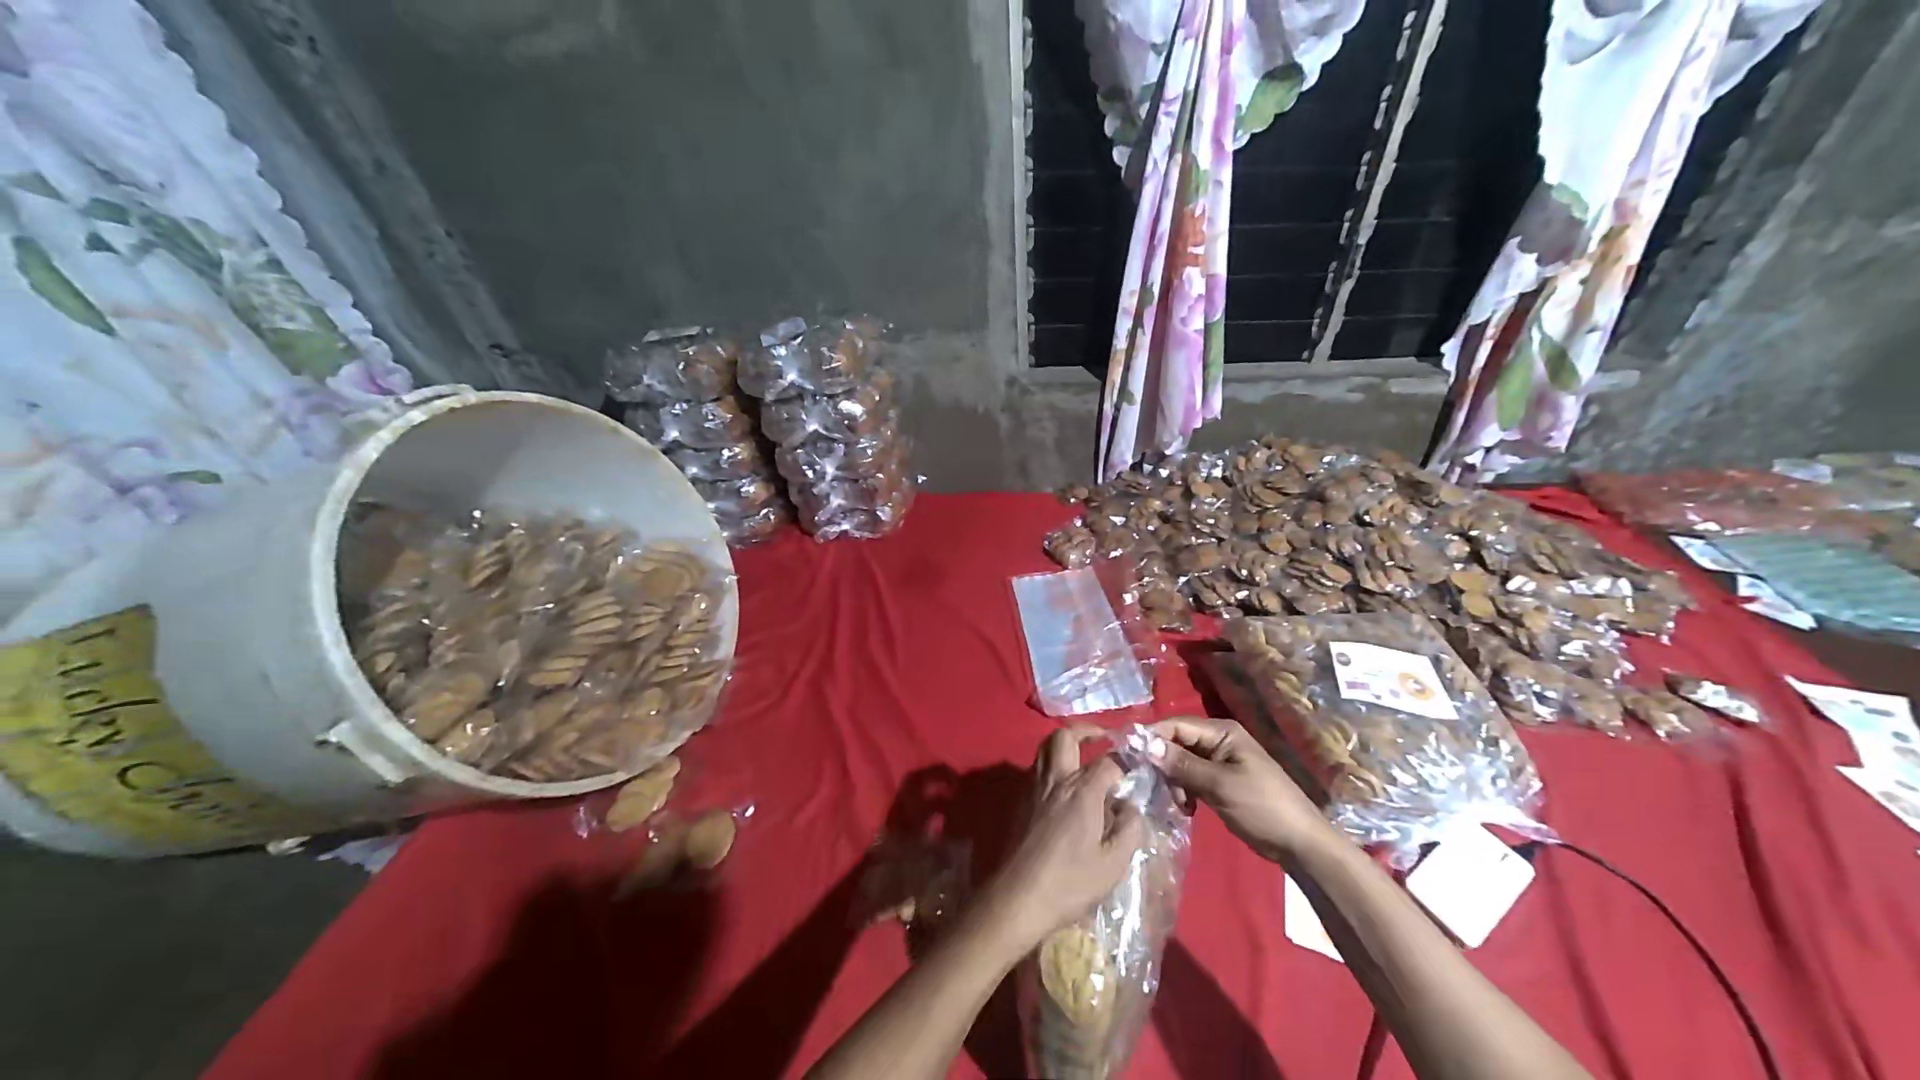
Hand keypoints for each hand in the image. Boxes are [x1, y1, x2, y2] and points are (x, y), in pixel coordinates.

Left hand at [978, 727, 1144, 952]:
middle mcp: (1055, 780)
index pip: (1109, 761)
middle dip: (1085, 731)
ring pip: (1045, 748)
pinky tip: (1064, 787)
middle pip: (1065, 736)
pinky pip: (1037, 768)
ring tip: (1083, 758)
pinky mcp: (1020, 801)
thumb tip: (1130, 807)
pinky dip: (1052, 765)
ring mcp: (1033, 788)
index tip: (1138, 765)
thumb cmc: (1069, 883)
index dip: (1126, 759)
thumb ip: (1129, 829)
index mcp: (1082, 791)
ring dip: (1065, 745)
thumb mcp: (1113, 864)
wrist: (1017, 898)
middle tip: (1102, 739)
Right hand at [1148, 717, 1328, 861]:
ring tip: (1180, 805)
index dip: (1153, 738)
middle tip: (1158, 789)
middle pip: (1176, 743)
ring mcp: (1219, 762)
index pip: (1176, 725)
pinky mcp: (1219, 782)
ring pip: (1180, 763)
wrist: (1299, 843)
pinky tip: (1188, 809)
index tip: (1131, 757)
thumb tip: (1144, 744)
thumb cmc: (1262, 807)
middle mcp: (1218, 741)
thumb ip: (1182, 764)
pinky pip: (1190, 779)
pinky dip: (1184, 791)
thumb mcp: (1219, 784)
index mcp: (1222, 733)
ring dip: (1174, 782)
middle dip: (1164, 765)